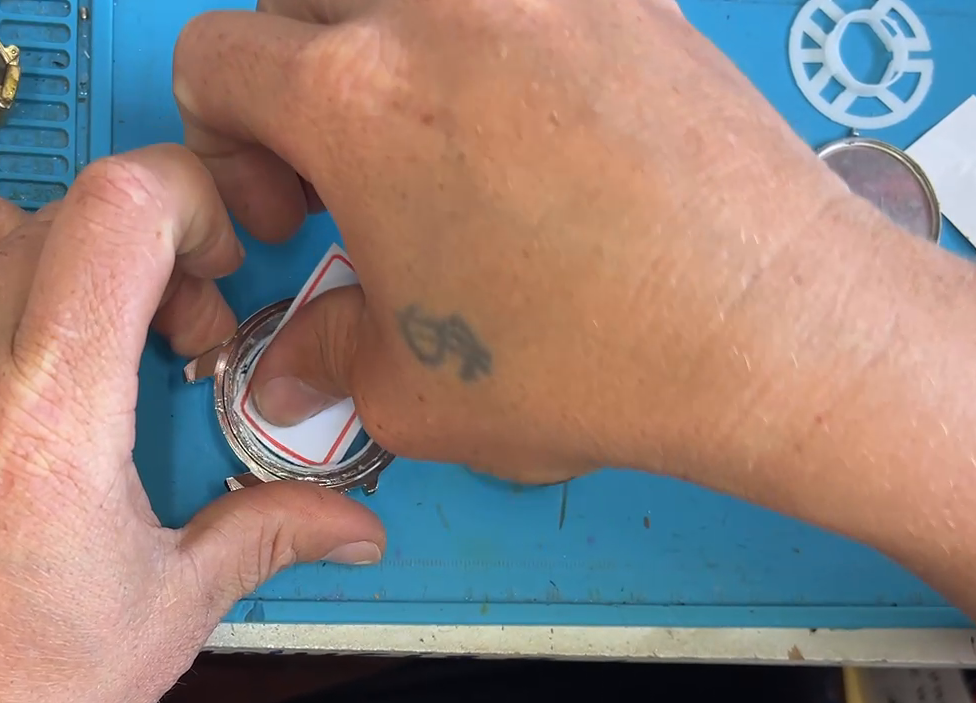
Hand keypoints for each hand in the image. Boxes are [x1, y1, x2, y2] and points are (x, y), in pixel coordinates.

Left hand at [0, 147, 383, 702]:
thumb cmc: (18, 702)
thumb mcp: (167, 614)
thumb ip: (268, 533)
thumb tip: (358, 524)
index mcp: (46, 423)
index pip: (119, 209)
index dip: (191, 201)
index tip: (217, 275)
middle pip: (67, 214)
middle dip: (149, 256)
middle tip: (176, 347)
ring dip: (64, 261)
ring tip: (93, 347)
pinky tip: (7, 352)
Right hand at [175, 0, 894, 484]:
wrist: (763, 330)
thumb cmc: (567, 366)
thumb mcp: (403, 391)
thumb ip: (317, 360)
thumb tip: (281, 375)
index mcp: (351, 96)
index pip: (212, 56)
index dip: (223, 144)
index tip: (286, 214)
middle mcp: (434, 2)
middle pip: (291, 0)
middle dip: (284, 89)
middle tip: (342, 180)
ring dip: (372, 51)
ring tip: (424, 146)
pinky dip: (471, 42)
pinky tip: (516, 128)